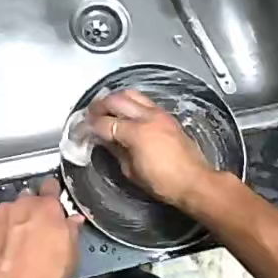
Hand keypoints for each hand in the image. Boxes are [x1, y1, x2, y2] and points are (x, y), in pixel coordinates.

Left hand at [0, 177, 84, 277]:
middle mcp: (22, 204)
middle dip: (31, 210)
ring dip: (13, 221)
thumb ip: (71, 230)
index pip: (51, 186)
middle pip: (28, 197)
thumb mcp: (70, 256)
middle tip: (35, 231)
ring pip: (9, 210)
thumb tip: (73, 221)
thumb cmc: (42, 277)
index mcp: (47, 207)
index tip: (52, 202)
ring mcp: (0, 213)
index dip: (52, 194)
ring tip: (15, 245)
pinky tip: (1, 250)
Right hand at [87, 90, 227, 211]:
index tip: (83, 128)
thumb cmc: (164, 183)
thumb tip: (105, 140)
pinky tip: (125, 111)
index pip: (105, 122)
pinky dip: (130, 101)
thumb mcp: (131, 172)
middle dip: (99, 106)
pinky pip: (144, 100)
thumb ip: (116, 151)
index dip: (90, 125)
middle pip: (116, 100)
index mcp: (136, 133)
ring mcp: (159, 114)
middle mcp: (147, 117)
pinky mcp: (167, 116)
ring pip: (131, 94)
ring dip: (115, 99)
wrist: (194, 182)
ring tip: (106, 108)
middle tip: (90, 114)